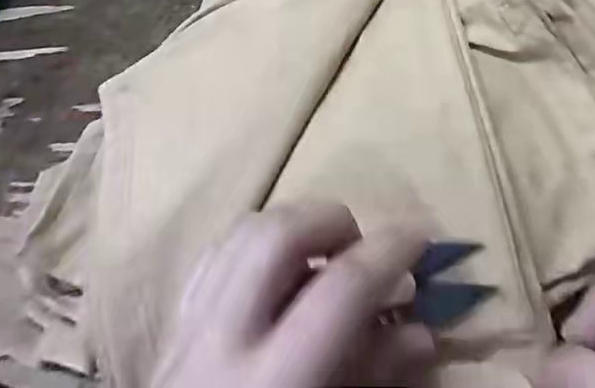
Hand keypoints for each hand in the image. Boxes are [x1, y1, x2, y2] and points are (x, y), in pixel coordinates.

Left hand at [151, 204, 438, 387]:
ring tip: (324, 258)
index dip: (387, 253)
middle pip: (278, 234)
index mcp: (272, 383)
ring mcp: (190, 325)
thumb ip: (372, 380)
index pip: (338, 291)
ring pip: (242, 230)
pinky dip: (255, 245)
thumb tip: (419, 329)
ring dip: (292, 226)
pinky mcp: (174, 322)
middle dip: (330, 222)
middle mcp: (223, 338)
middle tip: (361, 249)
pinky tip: (280, 272)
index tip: (420, 237)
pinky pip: (217, 253)